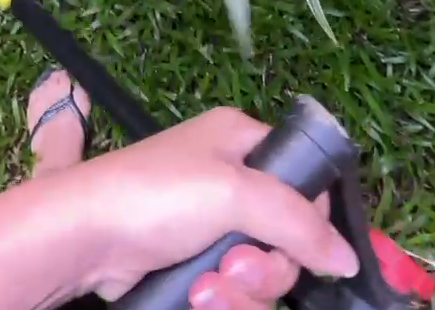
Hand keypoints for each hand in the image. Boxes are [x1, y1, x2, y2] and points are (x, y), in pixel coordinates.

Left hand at [34, 106, 360, 302]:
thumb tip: (347, 256)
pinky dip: (222, 300)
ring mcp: (211, 221)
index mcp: (237, 140)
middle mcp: (229, 177)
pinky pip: (235, 289)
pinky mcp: (196, 260)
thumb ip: (297, 220)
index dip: (312, 218)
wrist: (87, 237)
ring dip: (242, 291)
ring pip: (264, 272)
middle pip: (289, 237)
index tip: (306, 247)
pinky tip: (196, 297)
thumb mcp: (231, 192)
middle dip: (268, 267)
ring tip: (204, 287)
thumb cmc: (156, 196)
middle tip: (234, 265)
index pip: (306, 177)